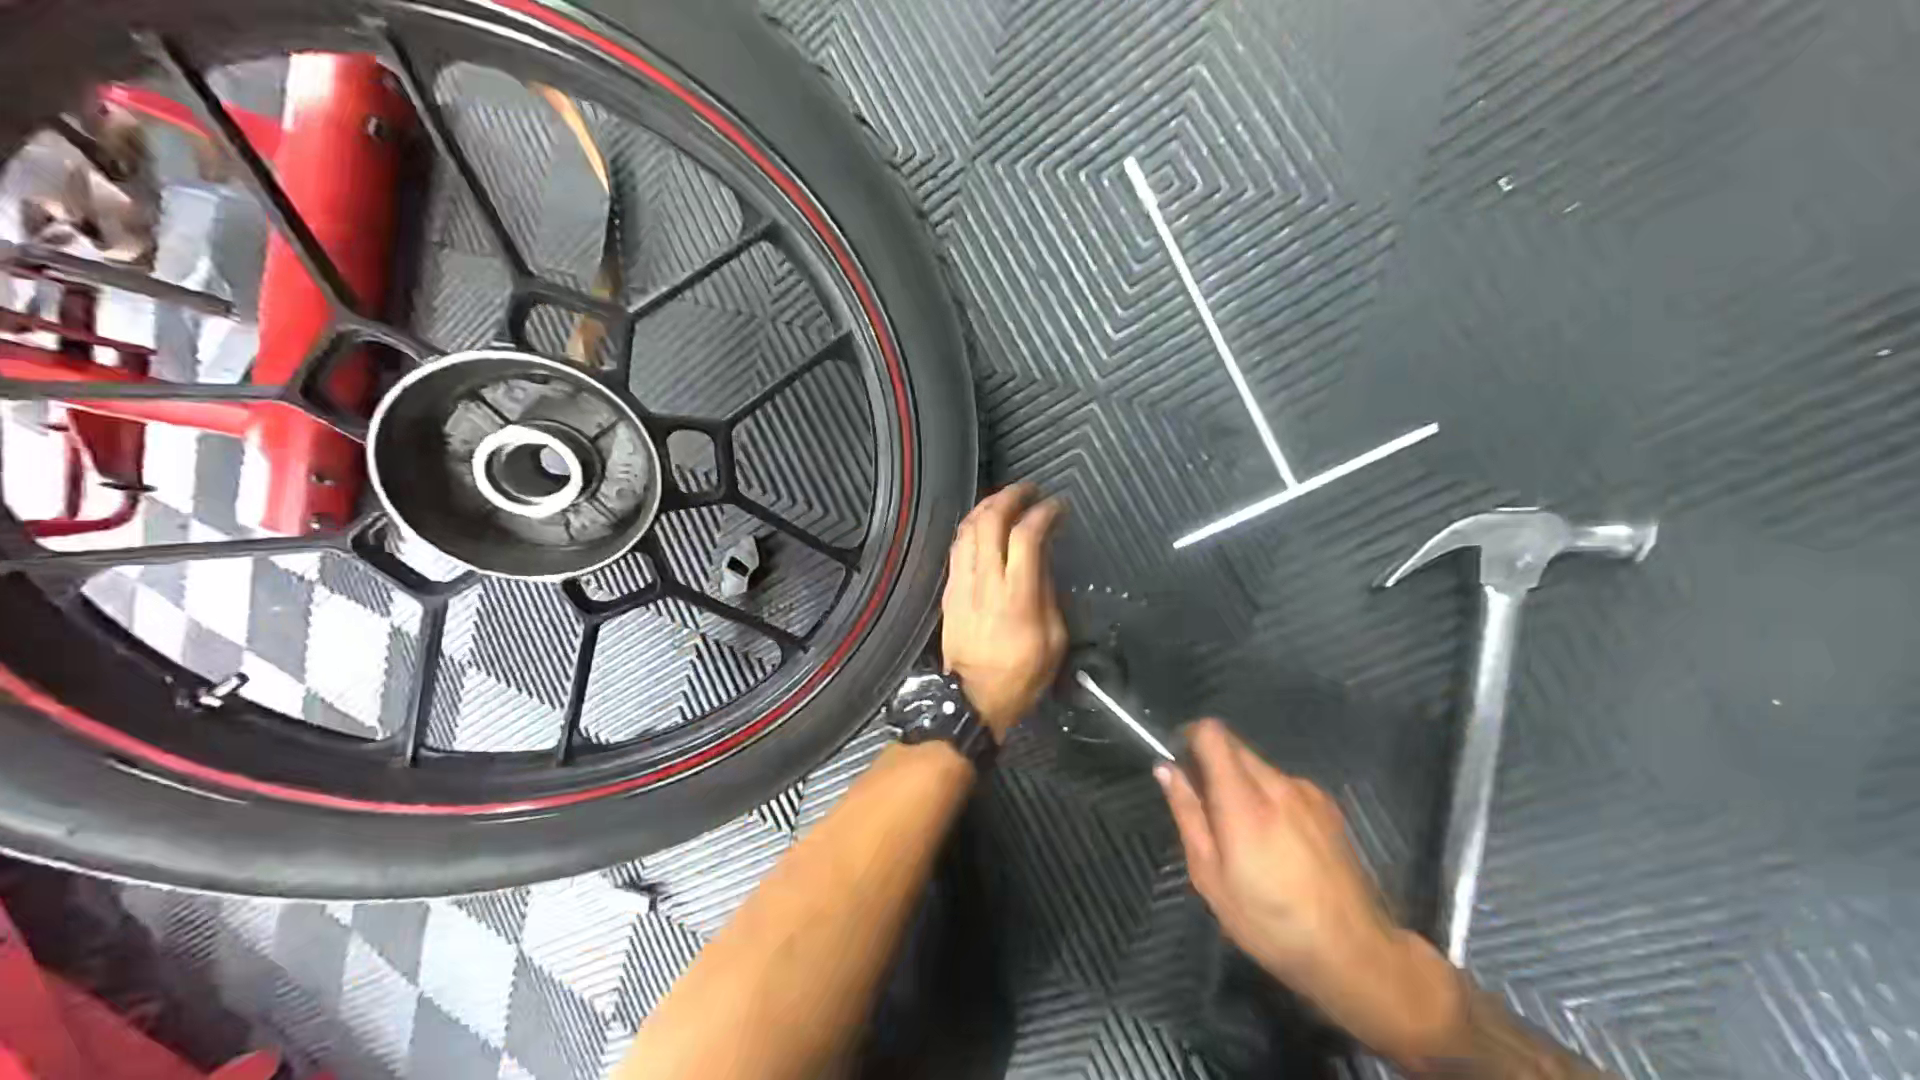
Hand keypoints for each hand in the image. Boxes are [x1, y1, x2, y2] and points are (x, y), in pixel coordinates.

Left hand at [941, 483, 1067, 738]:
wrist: (973, 698)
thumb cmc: (1021, 673)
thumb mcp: (1054, 638)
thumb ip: (1049, 593)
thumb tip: (1041, 561)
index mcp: (1018, 594)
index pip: (1027, 535)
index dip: (1043, 512)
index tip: (1057, 506)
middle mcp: (986, 580)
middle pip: (991, 521)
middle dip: (1011, 496)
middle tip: (1029, 490)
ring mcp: (962, 583)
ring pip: (969, 529)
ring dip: (988, 506)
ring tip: (1006, 499)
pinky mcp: (949, 590)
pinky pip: (957, 546)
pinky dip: (971, 526)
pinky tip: (982, 524)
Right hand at [1157, 719, 1467, 1061]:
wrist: (1354, 952)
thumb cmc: (1269, 921)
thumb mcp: (1210, 875)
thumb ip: (1187, 813)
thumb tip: (1166, 769)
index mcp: (1244, 801)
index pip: (1212, 734)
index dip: (1189, 738)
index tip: (1179, 764)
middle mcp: (1277, 784)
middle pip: (1233, 745)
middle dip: (1210, 762)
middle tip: (1204, 806)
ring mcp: (1307, 793)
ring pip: (1258, 765)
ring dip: (1239, 781)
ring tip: (1241, 833)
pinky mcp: (1328, 806)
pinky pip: (1283, 784)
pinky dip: (1266, 796)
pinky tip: (1274, 841)